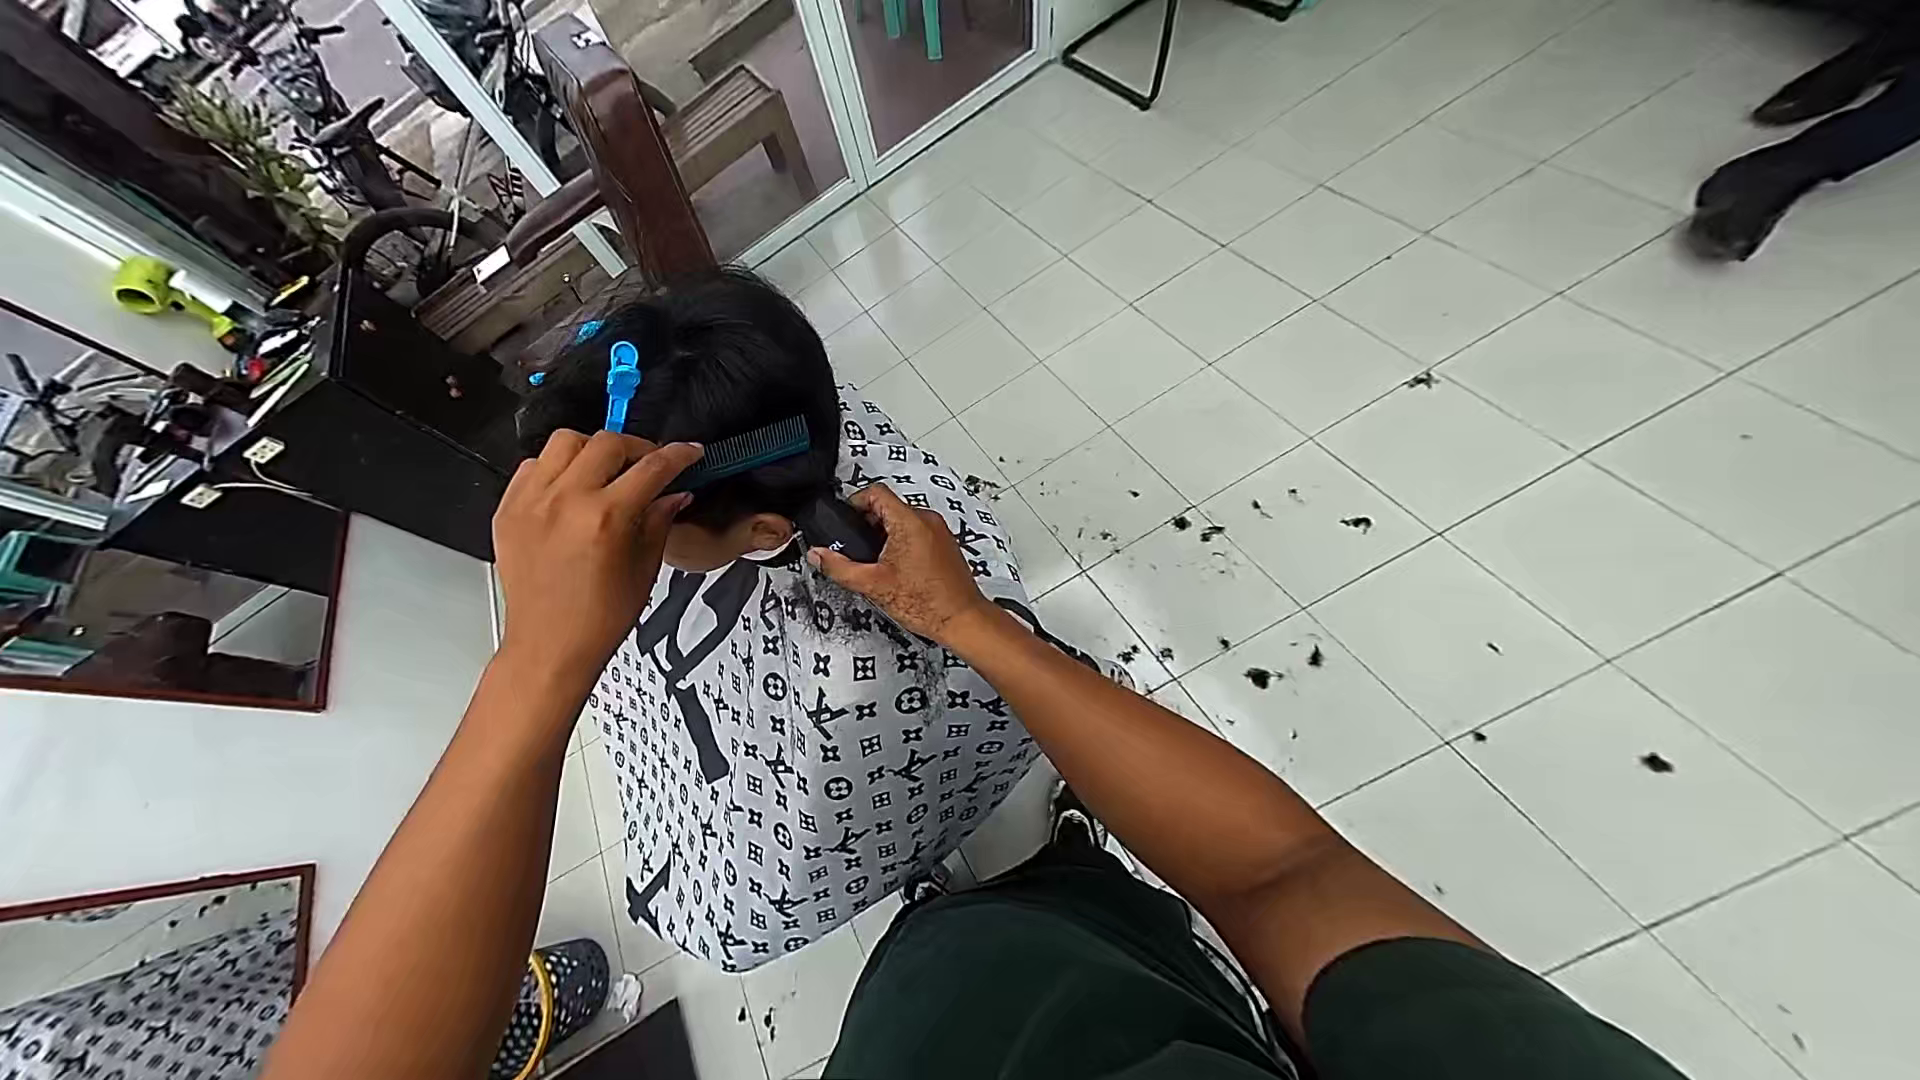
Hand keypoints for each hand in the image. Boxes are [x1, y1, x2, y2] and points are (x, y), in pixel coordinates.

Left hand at [493, 430, 701, 682]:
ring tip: (609, 467)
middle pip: (608, 442)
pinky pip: (534, 465)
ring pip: (566, 441)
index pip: (652, 467)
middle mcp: (565, 502)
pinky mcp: (508, 510)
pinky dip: (559, 466)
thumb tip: (675, 494)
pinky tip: (574, 485)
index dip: (679, 455)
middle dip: (639, 447)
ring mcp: (531, 503)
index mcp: (605, 518)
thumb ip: (660, 520)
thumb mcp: (645, 566)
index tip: (690, 452)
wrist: (551, 643)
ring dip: (596, 448)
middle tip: (652, 462)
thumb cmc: (597, 617)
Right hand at [807, 483, 998, 643]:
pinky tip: (896, 568)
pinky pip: (918, 531)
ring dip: (885, 535)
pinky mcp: (945, 543)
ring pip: (903, 520)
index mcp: (909, 522)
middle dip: (868, 525)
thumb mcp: (873, 584)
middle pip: (888, 506)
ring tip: (877, 561)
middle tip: (857, 547)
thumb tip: (819, 555)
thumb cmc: (929, 603)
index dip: (854, 503)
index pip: (875, 492)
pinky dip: (902, 542)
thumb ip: (840, 567)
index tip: (845, 520)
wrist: (961, 619)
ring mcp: (939, 531)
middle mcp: (927, 520)